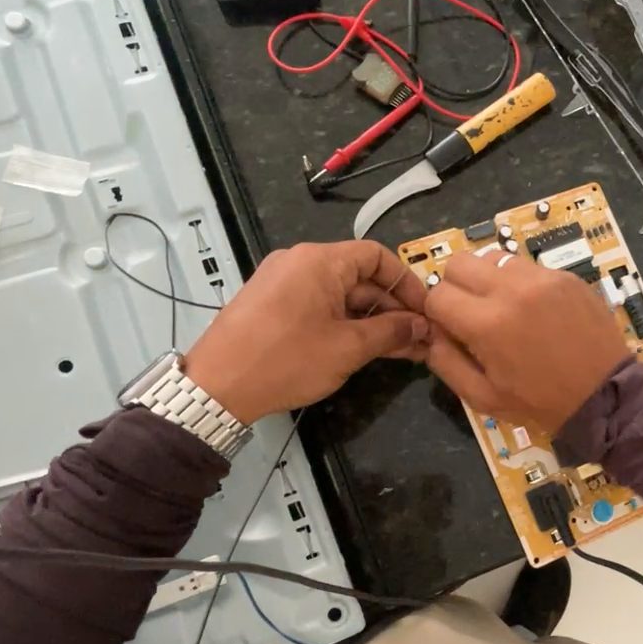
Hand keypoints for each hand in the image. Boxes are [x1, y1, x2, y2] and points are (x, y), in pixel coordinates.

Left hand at [185, 241, 429, 422]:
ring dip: (372, 320)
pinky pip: (320, 305)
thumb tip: (422, 327)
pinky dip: (346, 323)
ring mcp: (283, 282)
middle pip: (361, 277)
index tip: (426, 312)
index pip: (377, 256)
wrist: (216, 387)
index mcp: (320, 261)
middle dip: (393, 308)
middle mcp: (300, 262)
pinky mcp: (273, 304)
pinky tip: (368, 349)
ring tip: (401, 350)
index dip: (407, 283)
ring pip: (342, 295)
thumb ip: (392, 333)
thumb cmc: (287, 360)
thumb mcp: (348, 348)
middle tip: (420, 339)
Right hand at [424, 247, 628, 431]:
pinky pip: (527, 266)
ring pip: (493, 258)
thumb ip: (446, 363)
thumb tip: (430, 334)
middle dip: (456, 287)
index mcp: (487, 323)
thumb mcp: (484, 398)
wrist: (605, 395)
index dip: (437, 313)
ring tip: (503, 308)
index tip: (450, 328)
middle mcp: (511, 290)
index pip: (437, 295)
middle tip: (472, 313)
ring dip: (488, 280)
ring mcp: (542, 278)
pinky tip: (534, 310)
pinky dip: (520, 283)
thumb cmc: (541, 403)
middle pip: (458, 262)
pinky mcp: (565, 277)